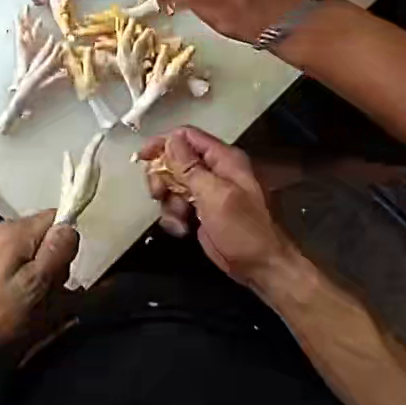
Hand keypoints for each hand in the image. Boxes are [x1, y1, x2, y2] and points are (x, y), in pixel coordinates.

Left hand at [0, 211, 79, 377]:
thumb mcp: (35, 285)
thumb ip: (56, 253)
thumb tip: (71, 226)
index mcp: (14, 230)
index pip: (56, 217)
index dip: (69, 242)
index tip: (67, 271)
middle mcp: (0, 233)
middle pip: (43, 239)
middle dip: (55, 266)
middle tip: (49, 294)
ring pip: (31, 257)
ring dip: (40, 281)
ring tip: (32, 307)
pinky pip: (15, 270)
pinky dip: (23, 287)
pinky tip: (17, 309)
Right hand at [138, 126, 298, 287]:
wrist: (261, 268)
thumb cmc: (244, 230)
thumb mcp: (215, 195)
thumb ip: (191, 167)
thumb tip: (171, 139)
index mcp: (223, 159)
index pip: (186, 136)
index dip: (163, 143)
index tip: (143, 159)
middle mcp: (214, 170)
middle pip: (173, 159)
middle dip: (162, 178)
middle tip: (158, 194)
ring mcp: (206, 190)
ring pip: (171, 183)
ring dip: (168, 202)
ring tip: (179, 220)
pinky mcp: (200, 209)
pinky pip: (175, 203)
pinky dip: (173, 216)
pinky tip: (182, 228)